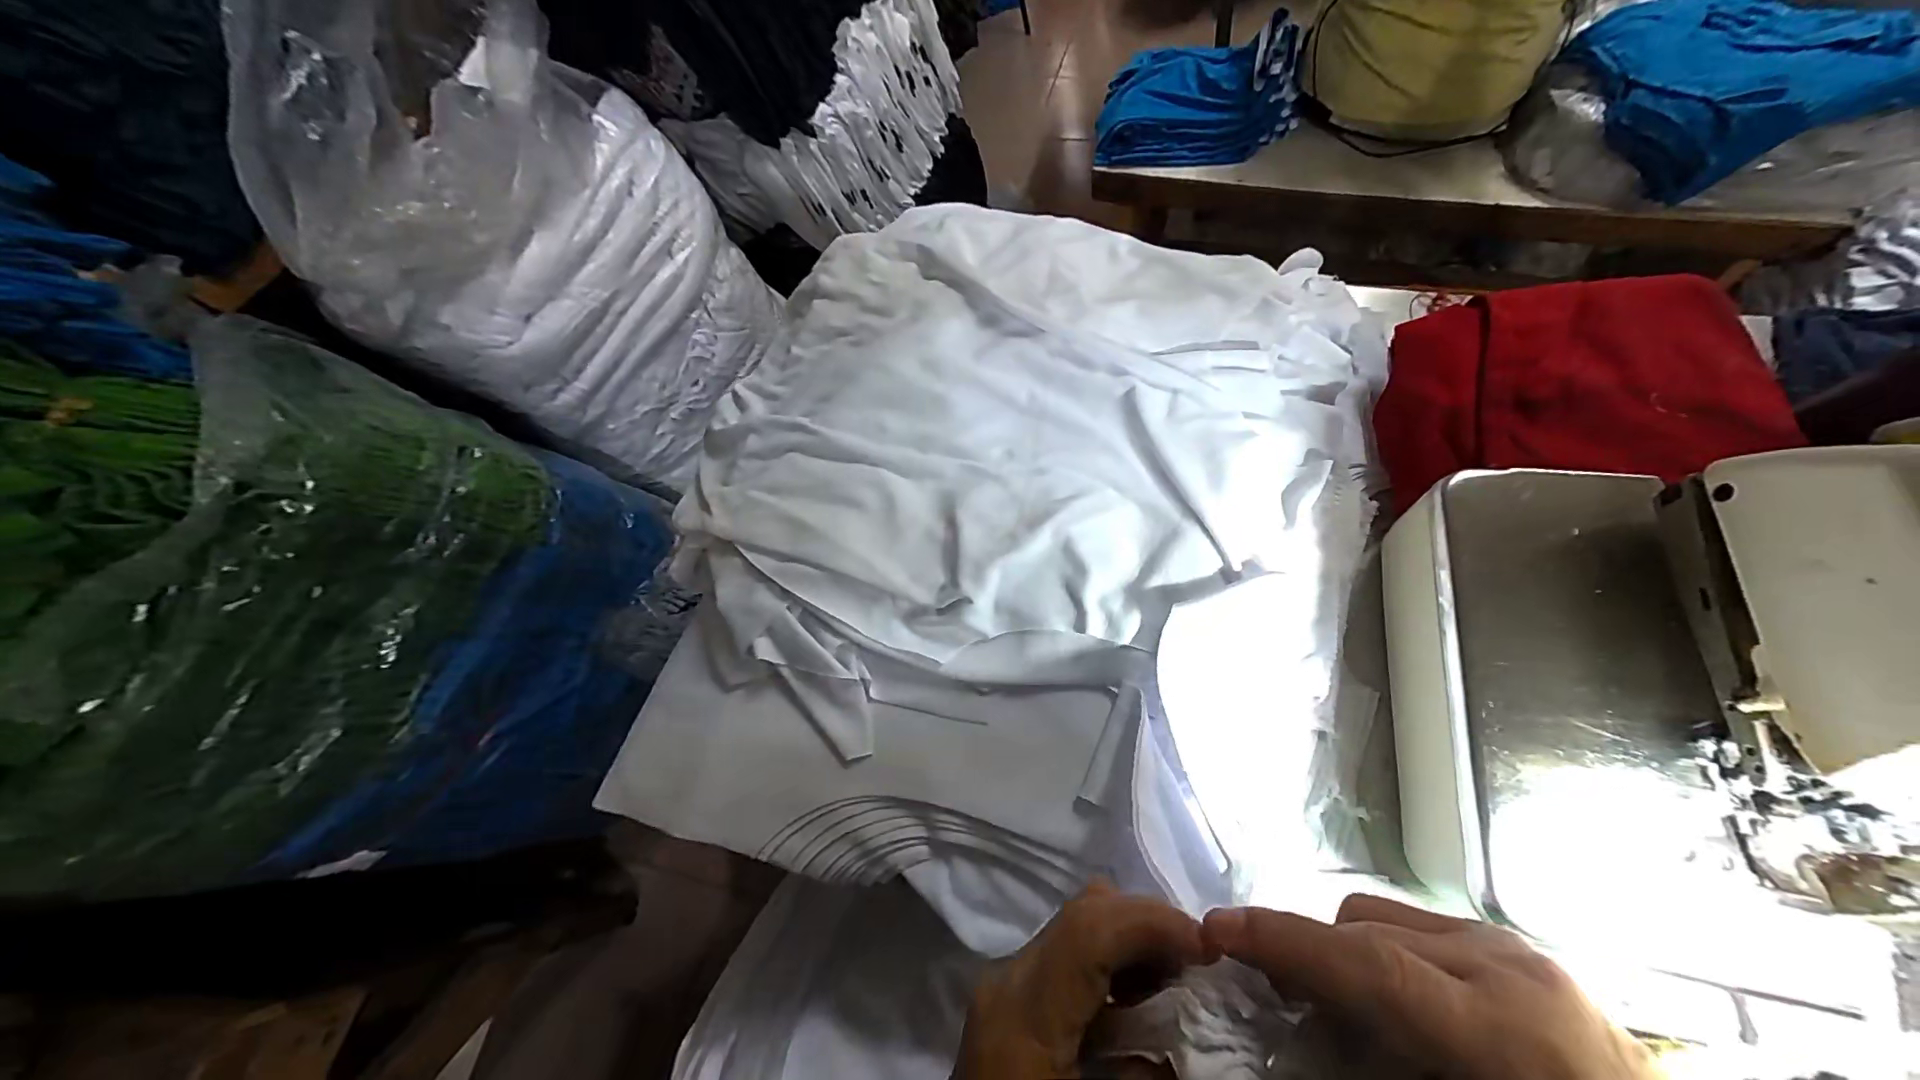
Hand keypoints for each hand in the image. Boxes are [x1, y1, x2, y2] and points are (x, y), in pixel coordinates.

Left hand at [953, 881, 1210, 1079]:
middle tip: (1200, 961)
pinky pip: (1065, 951)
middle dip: (1148, 923)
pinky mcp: (1011, 994)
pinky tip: (1139, 995)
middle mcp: (1008, 977)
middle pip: (1083, 913)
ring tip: (1177, 977)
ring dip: (1131, 937)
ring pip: (1075, 923)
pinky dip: (1109, 958)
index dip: (1152, 923)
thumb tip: (1196, 1032)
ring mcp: (1004, 981)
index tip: (1207, 947)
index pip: (1088, 929)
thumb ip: (1149, 1070)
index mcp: (1024, 1012)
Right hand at [1203, 894, 1657, 1079]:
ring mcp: (1515, 948)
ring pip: (1383, 916)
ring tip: (1339, 1001)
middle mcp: (1506, 968)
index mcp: (1502, 1028)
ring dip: (1345, 949)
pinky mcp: (1519, 946)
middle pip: (1363, 930)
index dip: (1289, 943)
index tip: (1219, 928)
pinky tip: (1396, 999)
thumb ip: (1369, 1066)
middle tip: (1267, 989)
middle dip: (1304, 951)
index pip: (1373, 964)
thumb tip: (1295, 1027)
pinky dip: (1386, 951)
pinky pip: (1419, 926)